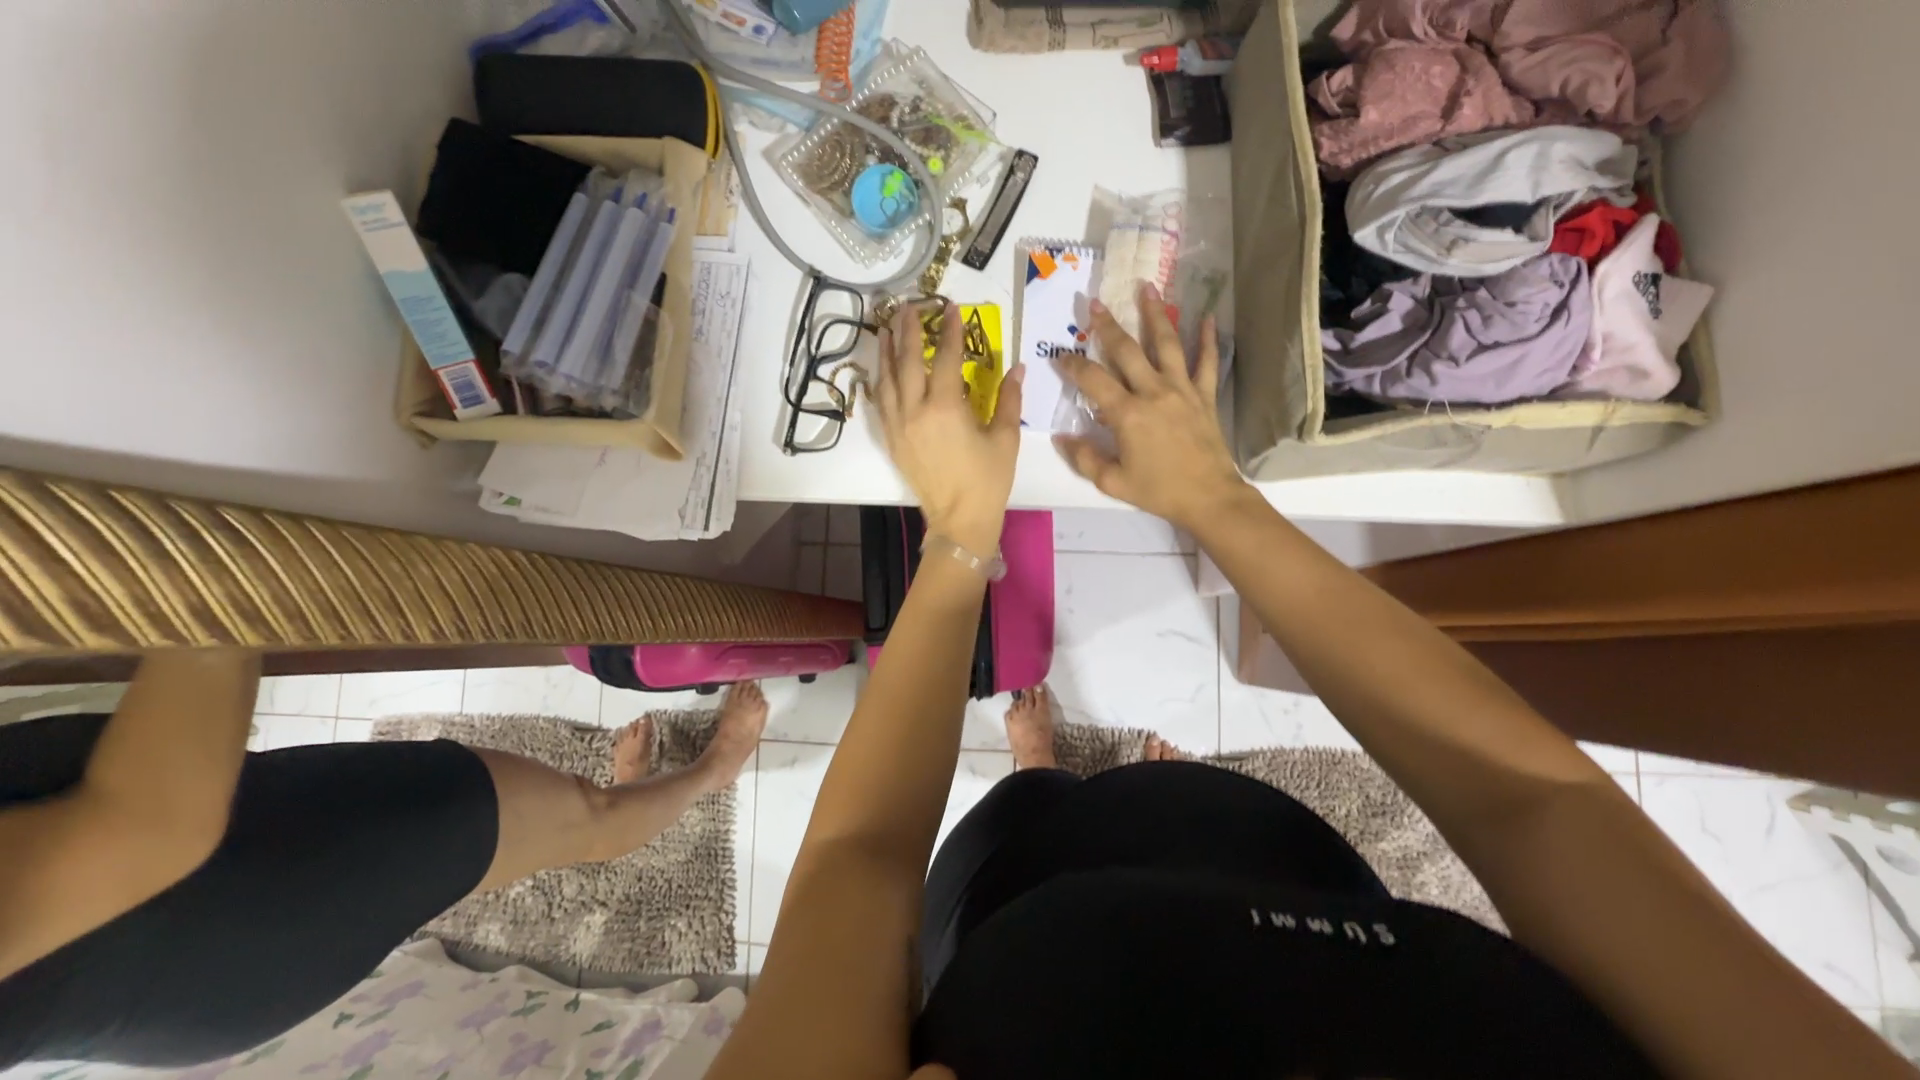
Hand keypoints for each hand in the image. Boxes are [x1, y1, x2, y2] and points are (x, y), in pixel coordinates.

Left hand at [873, 301, 1023, 553]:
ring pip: (887, 379)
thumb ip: (1009, 399)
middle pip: (907, 360)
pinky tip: (880, 369)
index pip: (945, 357)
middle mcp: (916, 411)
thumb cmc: (987, 481)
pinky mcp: (893, 440)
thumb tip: (1018, 367)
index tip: (951, 308)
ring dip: (887, 351)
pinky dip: (879, 382)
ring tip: (887, 328)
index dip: (949, 330)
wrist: (959, 520)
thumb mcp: (1005, 438)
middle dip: (907, 330)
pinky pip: (881, 403)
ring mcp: (899, 426)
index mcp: (946, 407)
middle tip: (908, 306)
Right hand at [1054, 283, 1250, 528]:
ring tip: (1147, 288)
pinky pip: (1207, 363)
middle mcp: (1154, 392)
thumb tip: (1062, 438)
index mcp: (1127, 414)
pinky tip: (1208, 317)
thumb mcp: (1112, 482)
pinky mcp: (1205, 396)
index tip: (1059, 356)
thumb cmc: (1158, 491)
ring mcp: (1182, 390)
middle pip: (1127, 350)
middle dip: (1108, 326)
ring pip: (1167, 344)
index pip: (1093, 380)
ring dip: (1155, 315)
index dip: (1073, 366)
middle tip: (1095, 303)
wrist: (1209, 497)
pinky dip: (1207, 340)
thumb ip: (1084, 457)